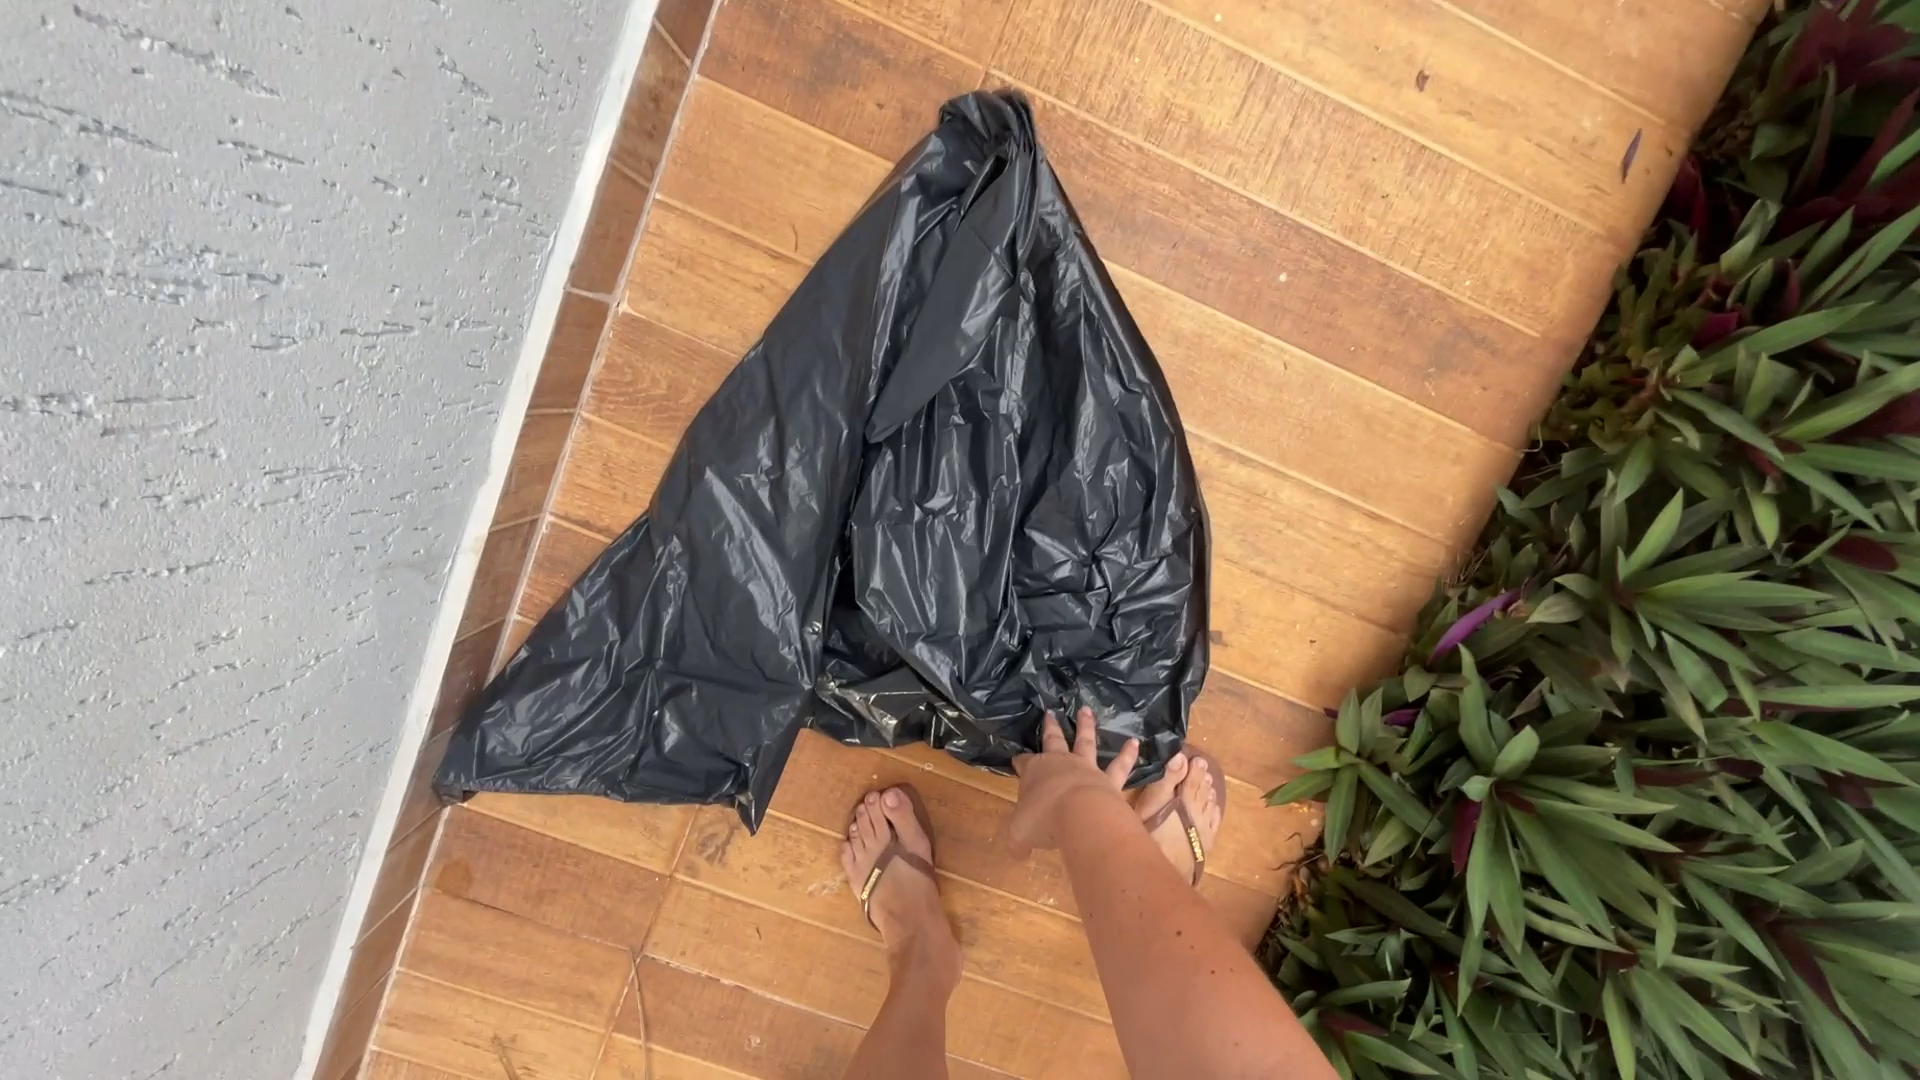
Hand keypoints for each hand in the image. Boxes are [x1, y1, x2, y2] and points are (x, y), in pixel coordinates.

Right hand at [1006, 707, 1138, 856]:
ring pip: (1086, 742)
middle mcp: (1060, 764)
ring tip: (1087, 710)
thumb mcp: (1019, 834)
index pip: (1025, 763)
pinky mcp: (1109, 780)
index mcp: (1035, 772)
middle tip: (1051, 712)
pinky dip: (1127, 754)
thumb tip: (1018, 853)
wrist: (1081, 814)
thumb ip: (1018, 842)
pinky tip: (1135, 742)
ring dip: (1086, 727)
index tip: (1017, 760)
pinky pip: (1120, 765)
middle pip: (1054, 741)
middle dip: (1051, 727)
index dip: (1020, 762)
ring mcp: (1086, 769)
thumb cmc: (1044, 819)